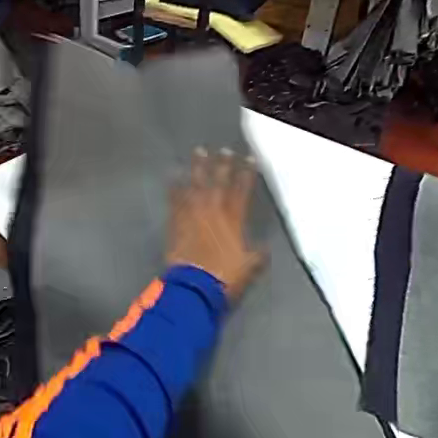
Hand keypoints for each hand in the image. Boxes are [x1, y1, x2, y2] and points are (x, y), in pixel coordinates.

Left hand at [166, 147, 264, 295]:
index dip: (246, 174)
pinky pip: (175, 200)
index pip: (242, 191)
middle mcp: (213, 212)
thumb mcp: (249, 267)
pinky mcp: (176, 224)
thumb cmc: (225, 277)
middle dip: (223, 165)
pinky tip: (174, 176)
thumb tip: (264, 248)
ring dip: (198, 168)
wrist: (194, 288)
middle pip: (218, 183)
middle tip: (224, 149)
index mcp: (233, 220)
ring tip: (199, 152)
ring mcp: (192, 216)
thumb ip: (257, 255)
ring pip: (196, 186)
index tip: (249, 159)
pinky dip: (175, 187)